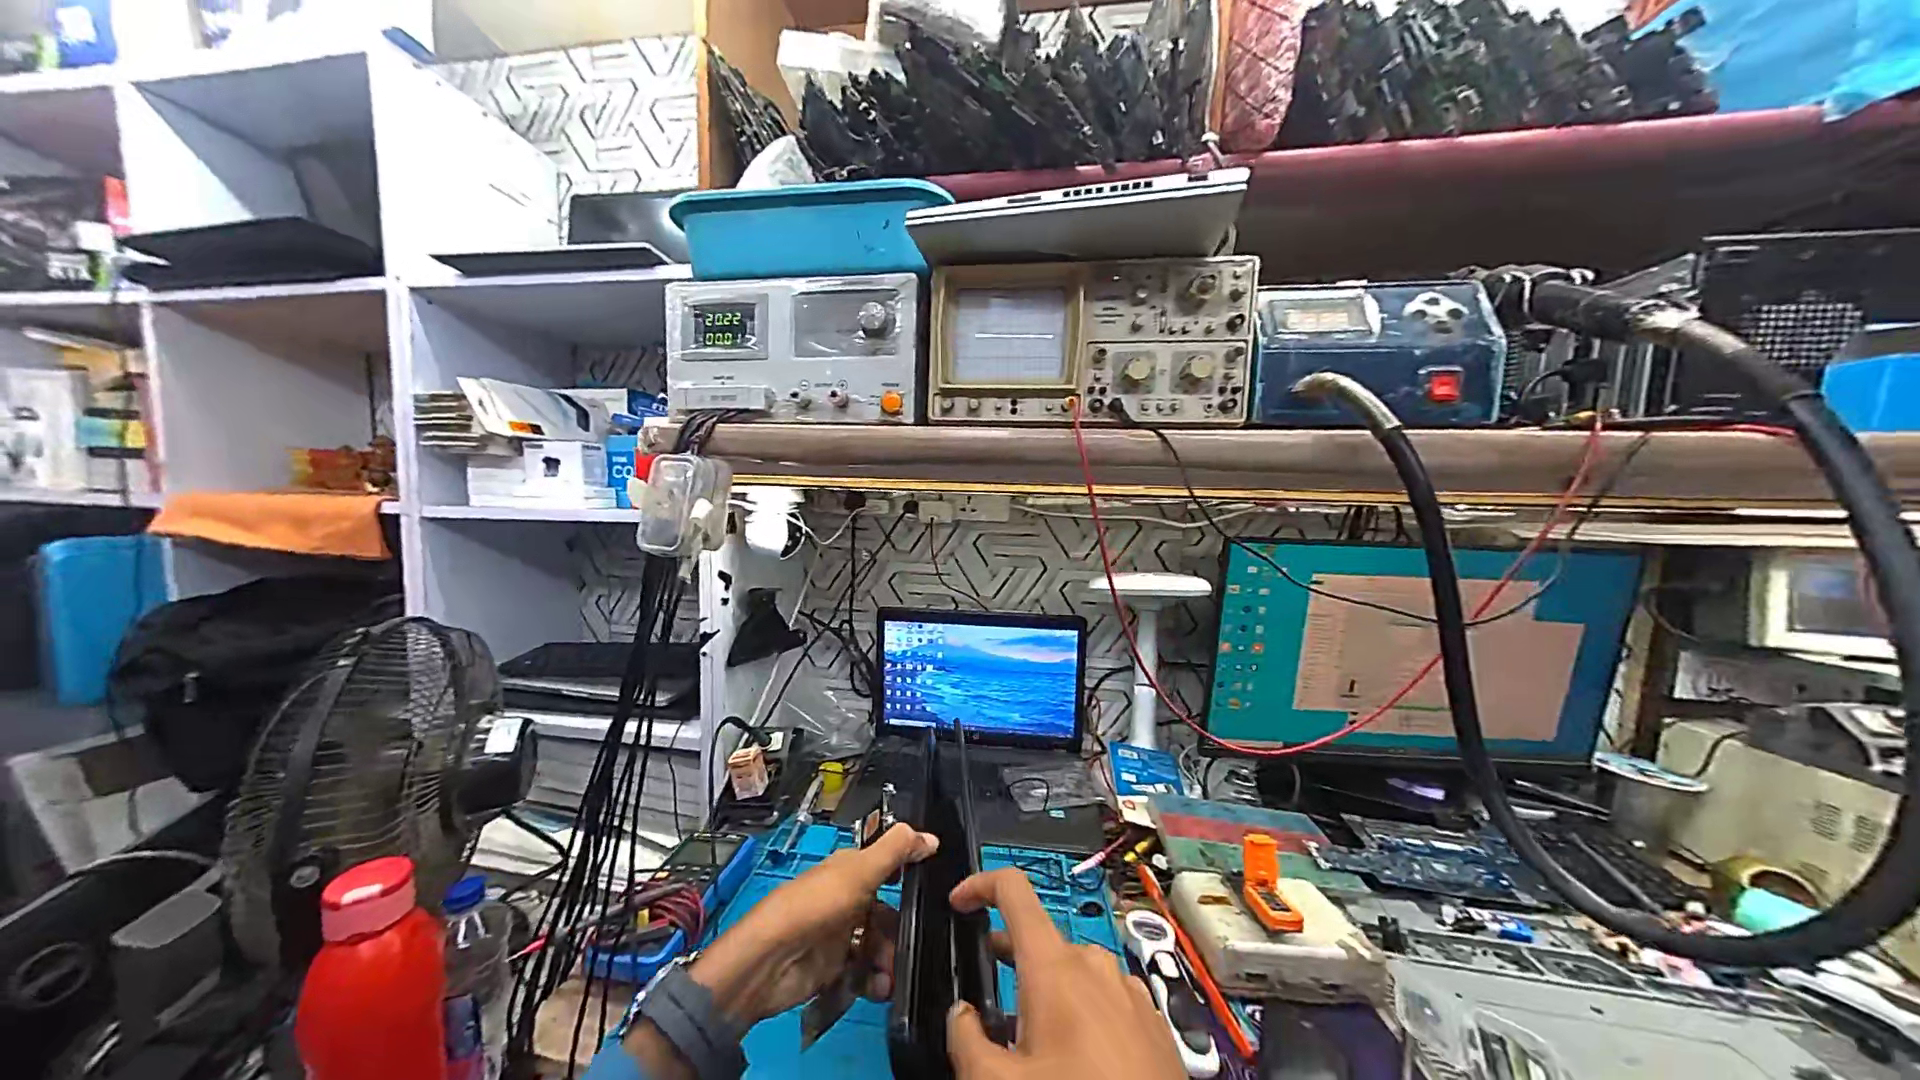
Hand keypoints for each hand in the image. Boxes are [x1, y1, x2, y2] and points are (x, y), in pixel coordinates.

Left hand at [639, 823, 938, 1038]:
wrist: (770, 961)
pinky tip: (879, 988)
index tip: (930, 887)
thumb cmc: (816, 906)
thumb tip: (931, 836)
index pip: (887, 867)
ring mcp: (838, 935)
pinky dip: (873, 981)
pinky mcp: (832, 968)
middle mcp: (846, 899)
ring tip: (891, 974)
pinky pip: (862, 973)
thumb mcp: (859, 870)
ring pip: (877, 944)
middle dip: (901, 929)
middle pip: (886, 912)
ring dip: (890, 959)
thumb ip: (895, 851)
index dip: (907, 875)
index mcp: (849, 870)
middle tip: (911, 944)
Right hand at [946, 868, 1185, 1079]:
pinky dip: (1081, 1012)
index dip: (979, 885)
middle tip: (986, 996)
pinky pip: (1105, 998)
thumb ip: (966, 1040)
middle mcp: (1094, 964)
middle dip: (1008, 957)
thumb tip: (961, 1014)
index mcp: (1055, 965)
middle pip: (1041, 939)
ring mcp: (1128, 990)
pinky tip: (1076, 1059)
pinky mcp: (1152, 1021)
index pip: (1013, 889)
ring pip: (1073, 971)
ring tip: (1031, 1038)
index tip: (958, 904)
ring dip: (1045, 991)